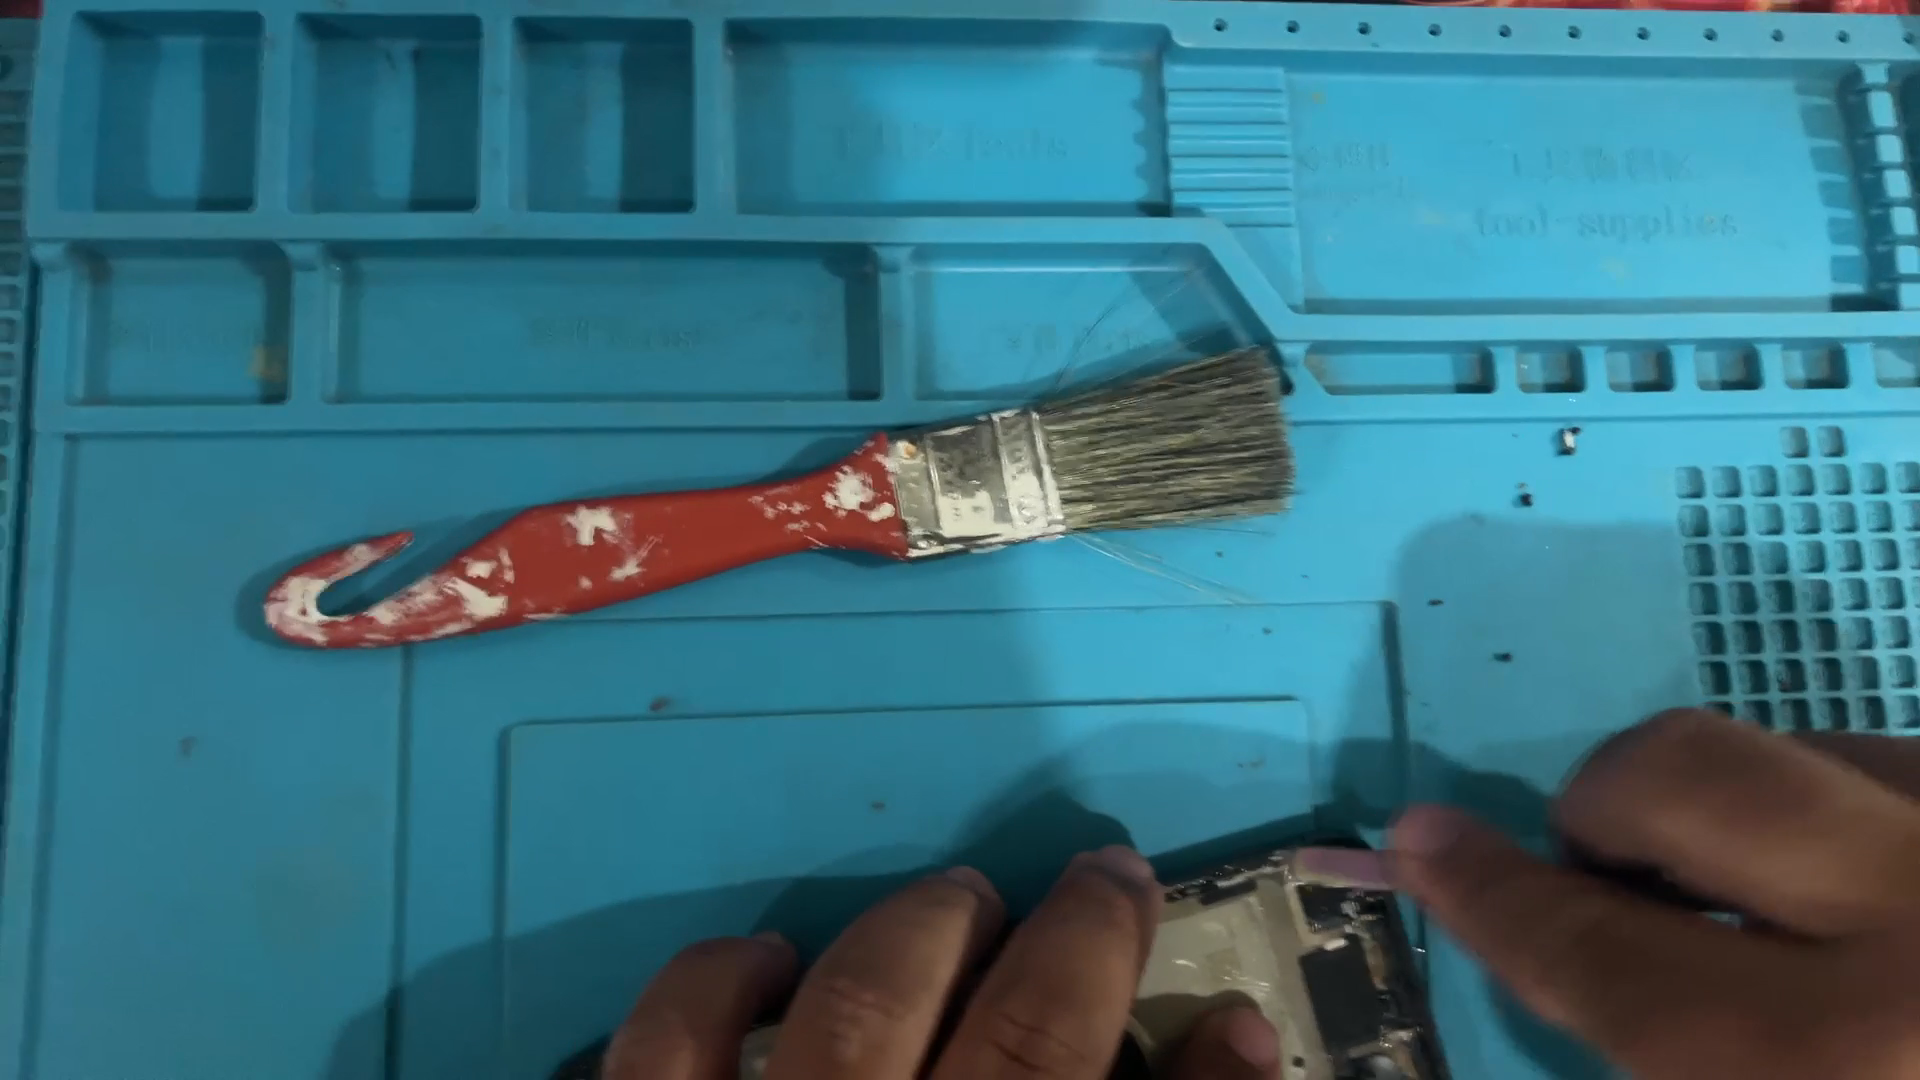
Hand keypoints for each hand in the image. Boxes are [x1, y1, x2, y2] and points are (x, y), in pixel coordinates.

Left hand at [601, 846, 1282, 1079]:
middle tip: (1063, 890)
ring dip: (908, 928)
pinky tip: (767, 963)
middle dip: (1033, 928)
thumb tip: (1237, 1040)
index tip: (1130, 880)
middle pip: (973, 1018)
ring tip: (955, 900)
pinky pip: (660, 1049)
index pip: (1060, 1046)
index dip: (1106, 948)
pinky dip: (710, 982)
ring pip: (845, 1003)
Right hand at [1391, 708, 1919, 1078]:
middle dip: (1613, 812)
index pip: (1591, 940)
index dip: (1489, 886)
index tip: (1422, 841)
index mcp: (1841, 1061)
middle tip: (1631, 876)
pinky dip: (1865, 812)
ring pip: (1803, 748)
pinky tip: (1901, 889)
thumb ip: (1628, 996)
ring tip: (1811, 906)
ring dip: (1756, 816)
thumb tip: (1495, 894)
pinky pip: (1903, 760)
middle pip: (1678, 777)